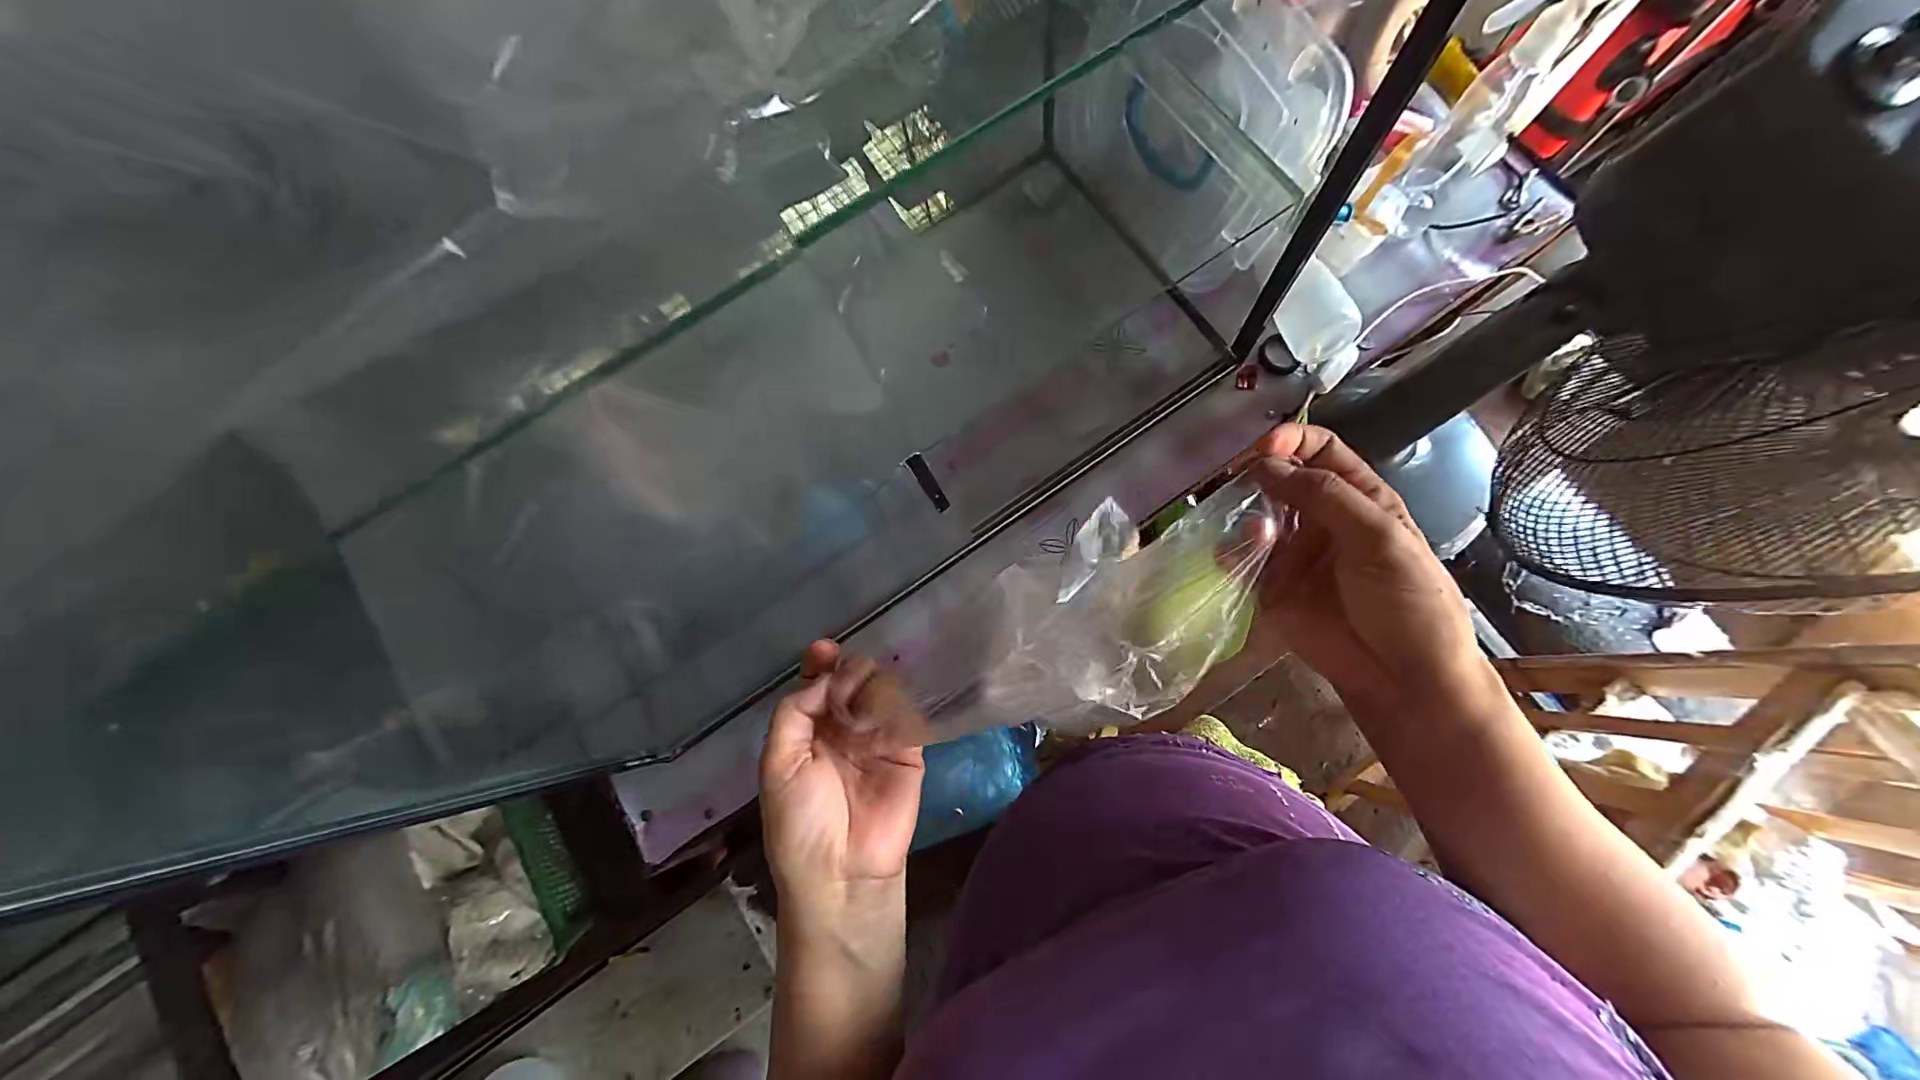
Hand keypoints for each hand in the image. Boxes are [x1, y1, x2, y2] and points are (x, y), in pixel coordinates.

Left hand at [760, 640, 925, 915]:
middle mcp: (843, 728)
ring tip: (861, 710)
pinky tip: (883, 718)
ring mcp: (877, 738)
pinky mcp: (909, 751)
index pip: (818, 684)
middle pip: (851, 680)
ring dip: (871, 688)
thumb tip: (824, 675)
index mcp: (809, 729)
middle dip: (848, 672)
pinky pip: (906, 715)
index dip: (821, 663)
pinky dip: (896, 707)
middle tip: (846, 682)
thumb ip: (795, 712)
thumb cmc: (799, 821)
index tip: (825, 649)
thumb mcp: (778, 764)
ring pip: (881, 691)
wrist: (842, 872)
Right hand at [1247, 424, 1500, 722]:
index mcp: (1358, 499)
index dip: (1291, 441)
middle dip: (1254, 474)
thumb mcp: (1379, 537)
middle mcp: (1321, 520)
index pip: (1320, 451)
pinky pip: (1241, 560)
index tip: (1262, 449)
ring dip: (1243, 513)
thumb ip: (1325, 496)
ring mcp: (1293, 553)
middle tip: (1230, 480)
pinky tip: (1230, 554)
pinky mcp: (1270, 587)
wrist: (1402, 676)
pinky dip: (1229, 551)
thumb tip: (1267, 464)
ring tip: (1251, 532)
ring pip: (1254, 516)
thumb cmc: (1408, 600)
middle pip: (1279, 479)